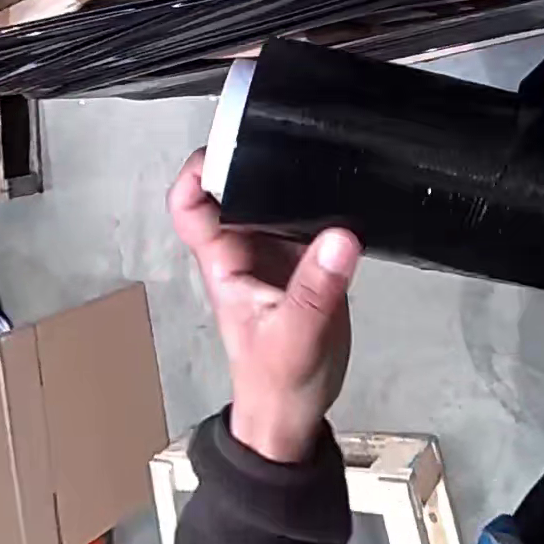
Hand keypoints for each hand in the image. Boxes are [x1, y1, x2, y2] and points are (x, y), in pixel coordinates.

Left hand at [169, 148, 361, 462]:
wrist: (296, 414)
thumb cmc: (277, 383)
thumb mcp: (294, 340)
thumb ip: (315, 292)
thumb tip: (342, 236)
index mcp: (224, 260)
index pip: (192, 204)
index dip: (201, 171)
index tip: (238, 142)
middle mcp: (247, 244)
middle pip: (239, 186)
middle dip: (261, 155)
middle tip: (304, 129)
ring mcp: (278, 248)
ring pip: (279, 195)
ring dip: (298, 173)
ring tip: (332, 144)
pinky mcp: (309, 256)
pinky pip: (314, 214)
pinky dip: (328, 197)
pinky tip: (351, 181)